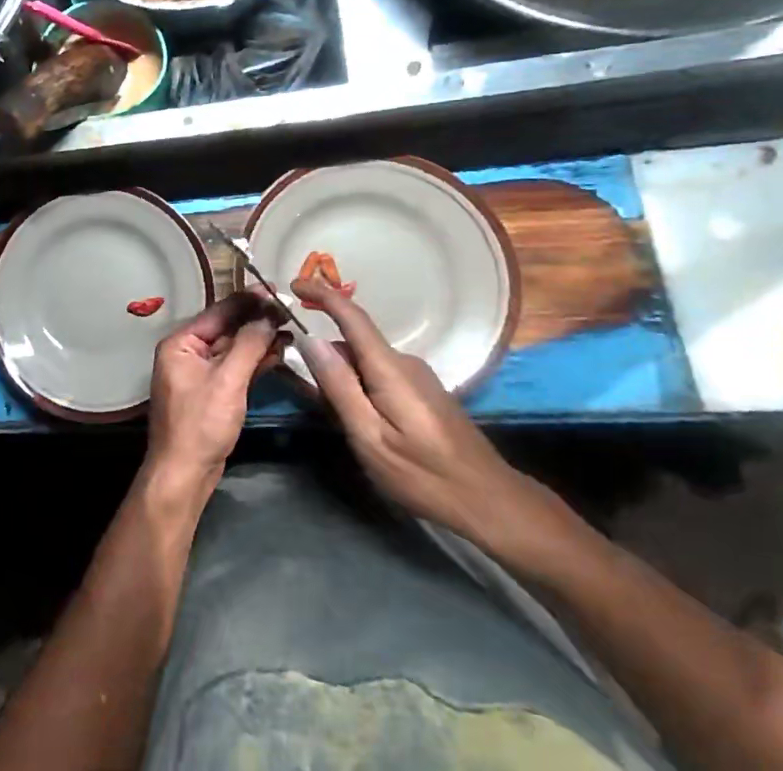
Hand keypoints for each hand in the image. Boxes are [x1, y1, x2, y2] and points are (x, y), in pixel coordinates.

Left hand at [147, 292, 280, 484]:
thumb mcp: (228, 380)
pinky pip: (235, 367)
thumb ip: (249, 344)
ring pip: (234, 348)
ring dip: (260, 339)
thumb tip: (269, 314)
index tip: (277, 290)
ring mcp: (199, 372)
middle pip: (227, 328)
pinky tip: (280, 351)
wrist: (185, 472)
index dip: (248, 300)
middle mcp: (187, 352)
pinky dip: (255, 360)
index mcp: (180, 343)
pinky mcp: (212, 391)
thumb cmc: (201, 424)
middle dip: (257, 319)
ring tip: (292, 327)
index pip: (218, 312)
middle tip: (291, 309)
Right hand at [291, 277, 577, 561]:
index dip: (322, 295)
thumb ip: (339, 387)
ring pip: (364, 362)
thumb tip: (311, 341)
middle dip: (324, 358)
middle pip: (353, 344)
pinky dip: (358, 387)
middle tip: (306, 396)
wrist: (489, 501)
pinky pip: (379, 375)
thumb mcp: (370, 437)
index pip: (352, 317)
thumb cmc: (424, 474)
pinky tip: (359, 422)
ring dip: (341, 378)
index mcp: (390, 369)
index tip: (293, 282)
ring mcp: (418, 377)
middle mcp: (405, 363)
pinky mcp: (423, 392)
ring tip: (333, 418)